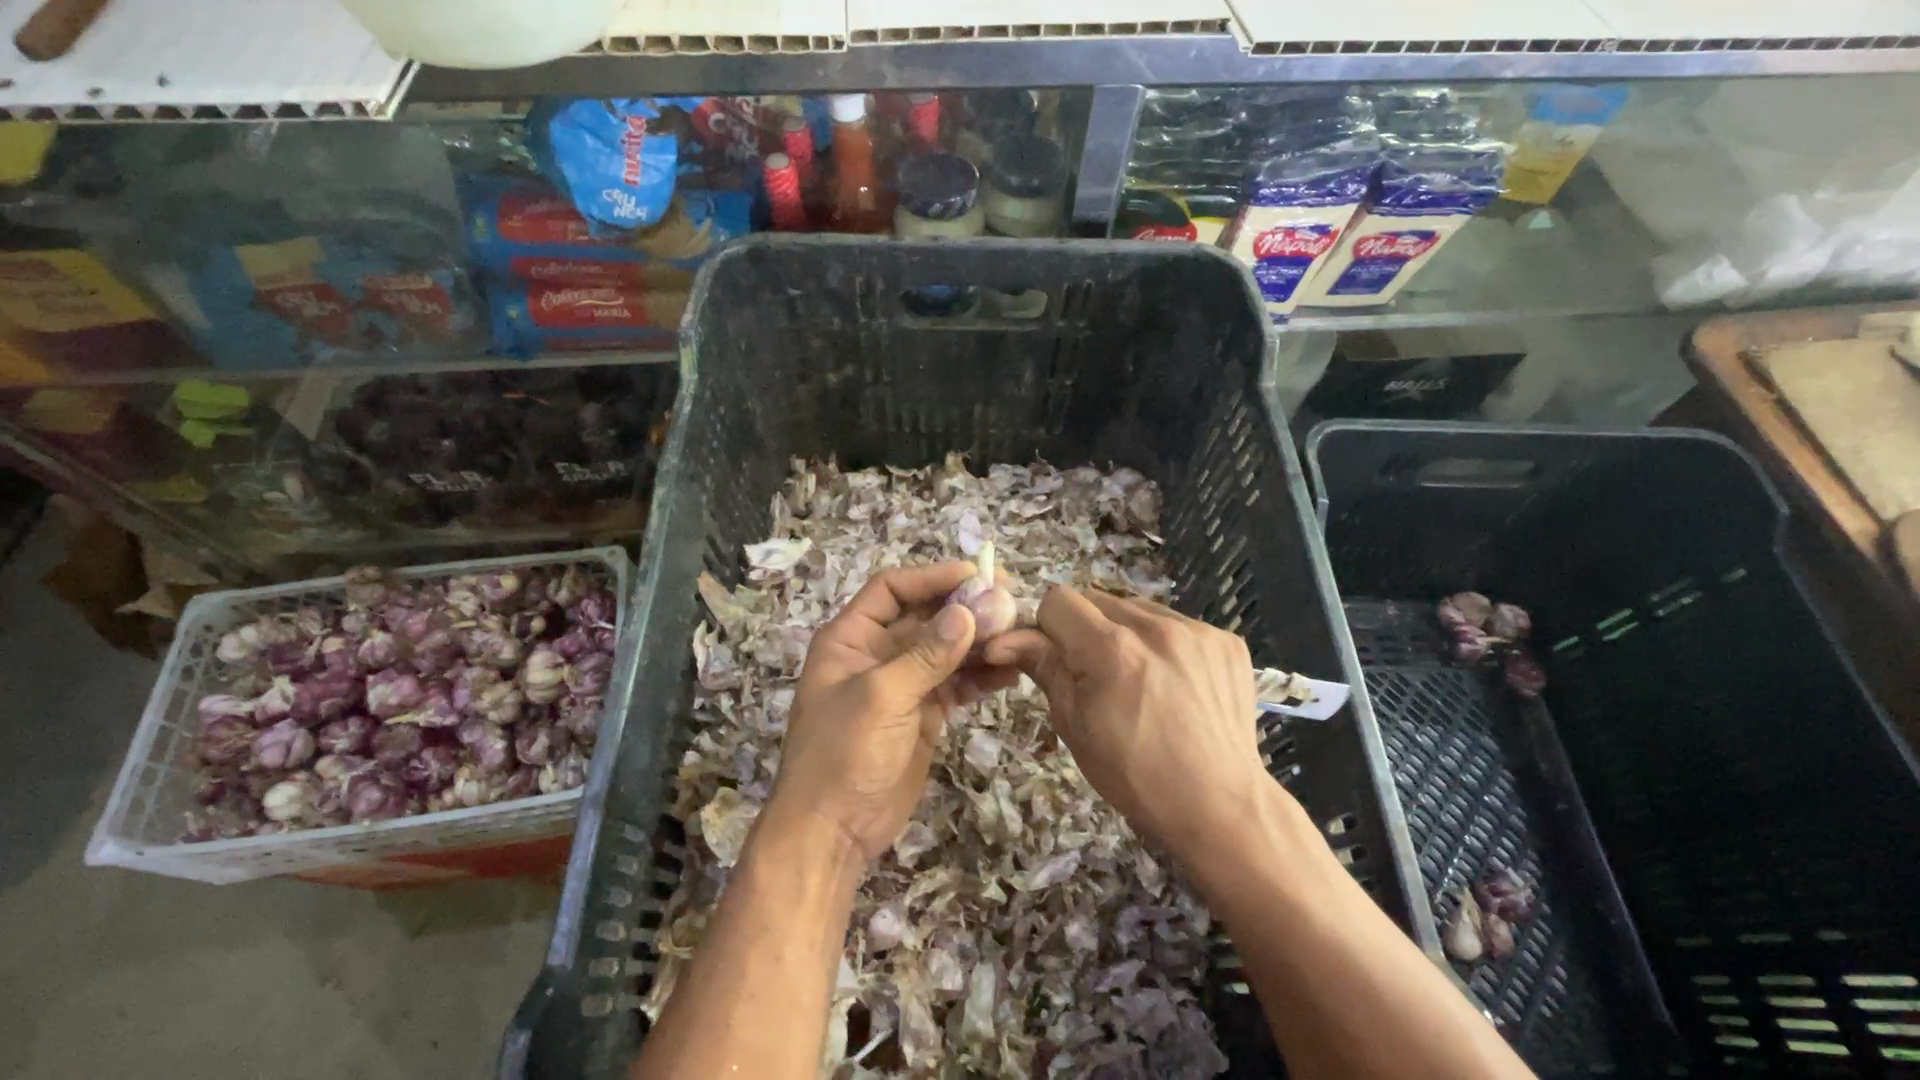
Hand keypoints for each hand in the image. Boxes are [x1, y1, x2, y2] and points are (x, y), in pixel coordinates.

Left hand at [773, 562, 1019, 860]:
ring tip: (1018, 637)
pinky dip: (981, 677)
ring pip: (945, 650)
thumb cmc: (842, 755)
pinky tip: (1011, 672)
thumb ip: (927, 655)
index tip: (977, 575)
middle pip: (925, 617)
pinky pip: (955, 684)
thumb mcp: (882, 697)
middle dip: (965, 609)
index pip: (892, 589)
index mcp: (850, 639)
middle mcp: (876, 654)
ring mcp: (902, 685)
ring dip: (979, 643)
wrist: (832, 831)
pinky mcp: (923, 714)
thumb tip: (969, 612)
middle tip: (1010, 604)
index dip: (932, 577)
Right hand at [983, 587, 1271, 854]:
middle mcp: (1156, 628)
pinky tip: (1175, 684)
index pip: (1058, 600)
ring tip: (1140, 680)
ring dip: (1126, 632)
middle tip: (1096, 674)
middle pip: (1098, 599)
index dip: (1047, 627)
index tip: (1057, 659)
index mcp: (1110, 649)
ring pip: (1139, 608)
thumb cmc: (1135, 776)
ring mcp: (1197, 632)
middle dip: (1086, 629)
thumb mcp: (1075, 726)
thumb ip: (1044, 668)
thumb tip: (1001, 640)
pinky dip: (1166, 645)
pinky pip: (1179, 624)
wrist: (1219, 806)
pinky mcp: (1227, 641)